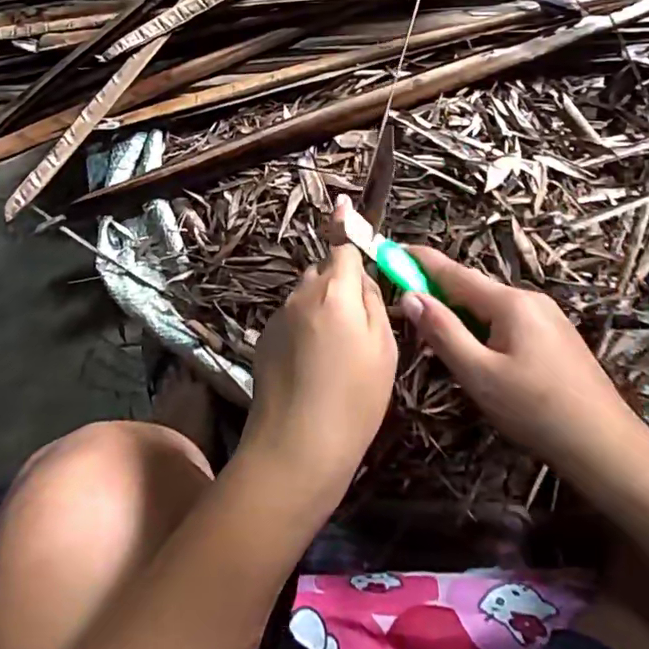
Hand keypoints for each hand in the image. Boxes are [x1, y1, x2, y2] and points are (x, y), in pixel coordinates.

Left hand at [243, 243, 396, 489]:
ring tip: (336, 351)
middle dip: (340, 282)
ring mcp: (278, 315)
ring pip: (306, 295)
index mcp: (335, 290)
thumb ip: (373, 304)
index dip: (346, 227)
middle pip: (323, 271)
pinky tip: (312, 363)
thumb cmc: (356, 398)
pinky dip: (304, 327)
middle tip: (360, 321)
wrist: (297, 444)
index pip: (342, 245)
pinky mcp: (263, 337)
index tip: (343, 205)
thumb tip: (361, 279)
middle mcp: (302, 293)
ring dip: (321, 306)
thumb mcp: (384, 349)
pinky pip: (291, 318)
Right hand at [401, 246, 648, 486]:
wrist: (607, 447)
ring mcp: (547, 317)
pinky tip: (478, 354)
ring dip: (459, 314)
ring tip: (439, 339)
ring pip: (489, 307)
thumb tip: (410, 296)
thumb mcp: (479, 375)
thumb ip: (443, 332)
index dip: (419, 261)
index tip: (391, 250)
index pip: (453, 272)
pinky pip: (507, 321)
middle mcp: (530, 300)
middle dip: (437, 293)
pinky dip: (481, 327)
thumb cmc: (537, 412)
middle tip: (407, 308)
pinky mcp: (556, 337)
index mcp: (510, 303)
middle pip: (471, 289)